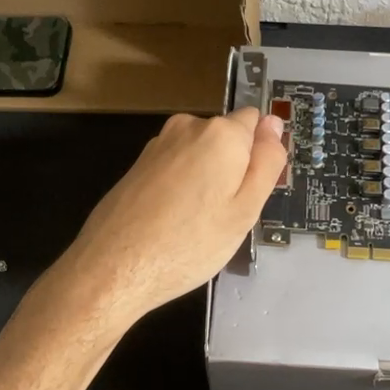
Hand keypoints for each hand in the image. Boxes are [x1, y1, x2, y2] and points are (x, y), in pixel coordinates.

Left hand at [49, 108, 286, 331]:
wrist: (114, 267)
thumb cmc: (189, 244)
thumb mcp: (245, 210)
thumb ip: (266, 161)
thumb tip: (274, 123)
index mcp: (221, 133)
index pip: (256, 121)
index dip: (260, 155)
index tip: (252, 191)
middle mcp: (188, 127)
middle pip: (227, 139)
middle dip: (232, 169)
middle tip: (226, 215)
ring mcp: (158, 144)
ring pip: (201, 155)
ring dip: (206, 180)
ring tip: (197, 224)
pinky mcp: (139, 164)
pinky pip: (176, 167)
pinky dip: (181, 188)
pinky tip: (173, 222)